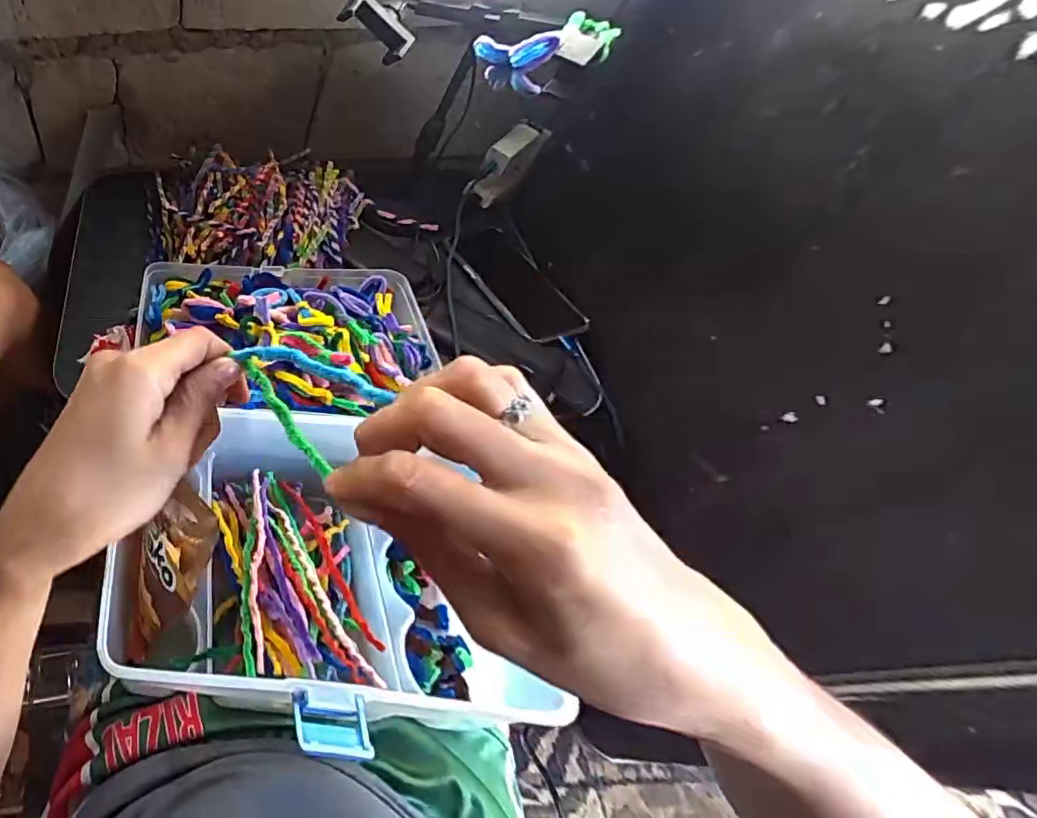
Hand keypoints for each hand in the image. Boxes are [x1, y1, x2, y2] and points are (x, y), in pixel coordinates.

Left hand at [0, 329, 247, 583]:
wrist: (42, 521)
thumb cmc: (113, 493)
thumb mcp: (171, 450)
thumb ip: (203, 399)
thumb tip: (230, 363)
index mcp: (138, 367)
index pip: (199, 339)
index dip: (228, 363)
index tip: (240, 404)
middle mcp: (116, 358)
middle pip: (180, 359)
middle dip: (200, 395)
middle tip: (195, 447)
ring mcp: (98, 375)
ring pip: (162, 378)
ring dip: (178, 410)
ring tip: (169, 459)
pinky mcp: (90, 394)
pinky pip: (138, 390)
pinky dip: (155, 413)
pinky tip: (148, 452)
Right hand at [326, 358, 801, 745]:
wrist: (699, 647)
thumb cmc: (597, 657)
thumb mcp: (496, 623)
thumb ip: (427, 547)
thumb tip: (363, 497)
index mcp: (535, 540)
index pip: (420, 480)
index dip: (362, 477)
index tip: (336, 490)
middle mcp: (550, 476)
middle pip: (438, 410)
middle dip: (380, 428)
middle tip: (363, 460)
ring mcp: (566, 449)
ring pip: (473, 378)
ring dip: (420, 396)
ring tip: (403, 434)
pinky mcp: (572, 439)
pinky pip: (507, 385)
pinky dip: (461, 389)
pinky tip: (448, 422)